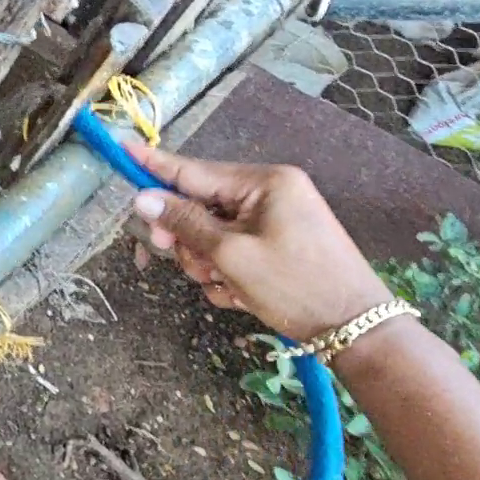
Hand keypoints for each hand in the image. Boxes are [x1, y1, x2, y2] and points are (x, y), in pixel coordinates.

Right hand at [125, 144, 391, 342]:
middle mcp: (268, 193)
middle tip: (171, 254)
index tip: (120, 147)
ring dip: (202, 259)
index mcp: (264, 184)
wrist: (359, 332)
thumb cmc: (296, 286)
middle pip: (195, 204)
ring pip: (206, 230)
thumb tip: (141, 198)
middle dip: (183, 234)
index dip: (152, 163)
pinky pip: (226, 246)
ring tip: (221, 282)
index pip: (192, 171)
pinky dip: (222, 269)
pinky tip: (237, 291)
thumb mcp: (230, 254)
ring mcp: (272, 218)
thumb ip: (182, 222)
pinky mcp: (275, 242)